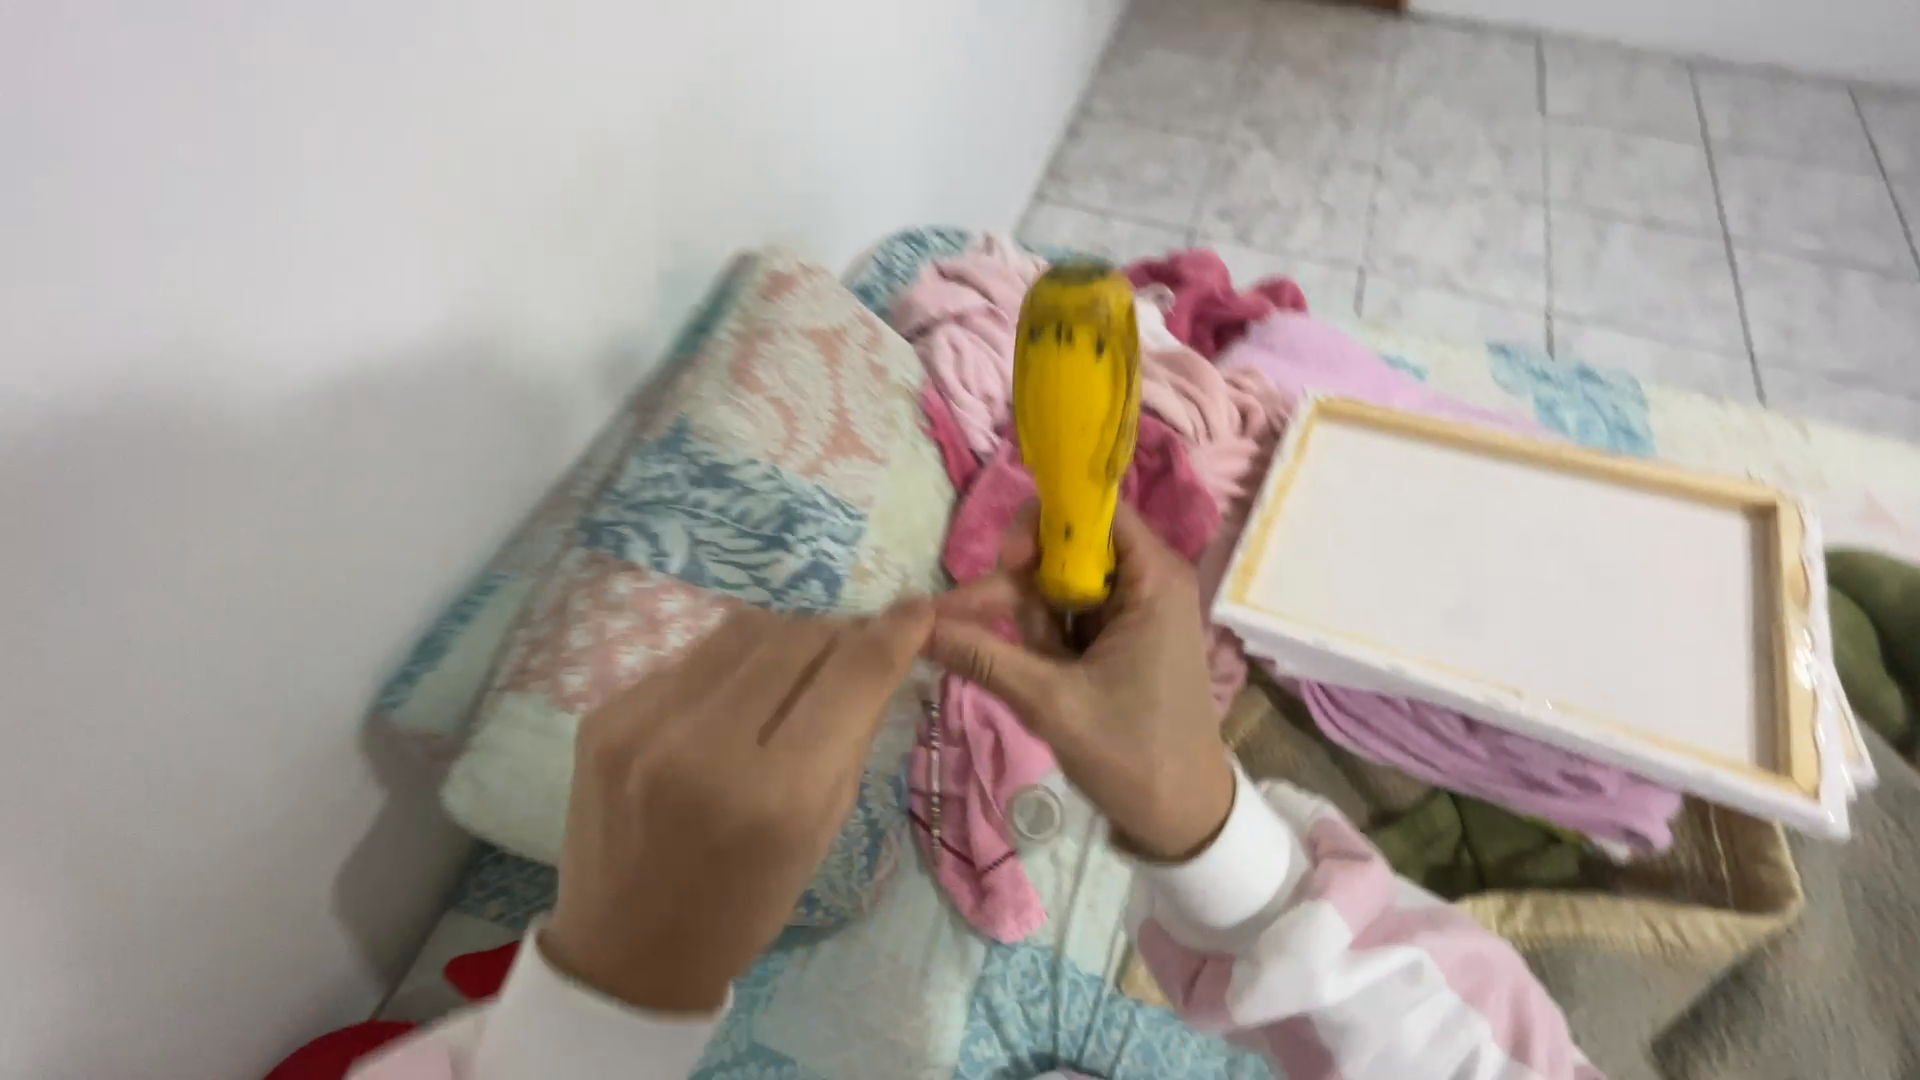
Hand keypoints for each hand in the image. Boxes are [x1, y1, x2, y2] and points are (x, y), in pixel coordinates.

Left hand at [542, 601, 931, 1011]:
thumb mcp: (823, 828)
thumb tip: (878, 650)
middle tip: (855, 646)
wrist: (625, 952)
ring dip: (787, 637)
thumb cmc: (746, 903)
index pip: (853, 676)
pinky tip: (732, 698)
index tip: (918, 610)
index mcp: (775, 795)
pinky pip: (694, 656)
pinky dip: (732, 664)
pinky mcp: (606, 713)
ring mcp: (642, 724)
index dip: (895, 633)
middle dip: (840, 632)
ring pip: (744, 629)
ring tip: (798, 666)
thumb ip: (853, 733)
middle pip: (798, 636)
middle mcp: (703, 747)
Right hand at [925, 503, 1232, 861]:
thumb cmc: (1131, 754)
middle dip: (1021, 588)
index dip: (1043, 525)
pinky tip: (1036, 674)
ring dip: (1030, 623)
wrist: (1184, 819)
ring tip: (1031, 676)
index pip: (1092, 511)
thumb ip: (983, 656)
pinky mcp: (1120, 636)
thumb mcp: (1050, 702)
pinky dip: (1044, 639)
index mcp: (1152, 577)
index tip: (1007, 565)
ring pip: (1060, 586)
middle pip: (1066, 549)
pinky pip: (1069, 617)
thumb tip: (918, 625)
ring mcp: (1133, 609)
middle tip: (976, 625)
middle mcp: (1146, 580)